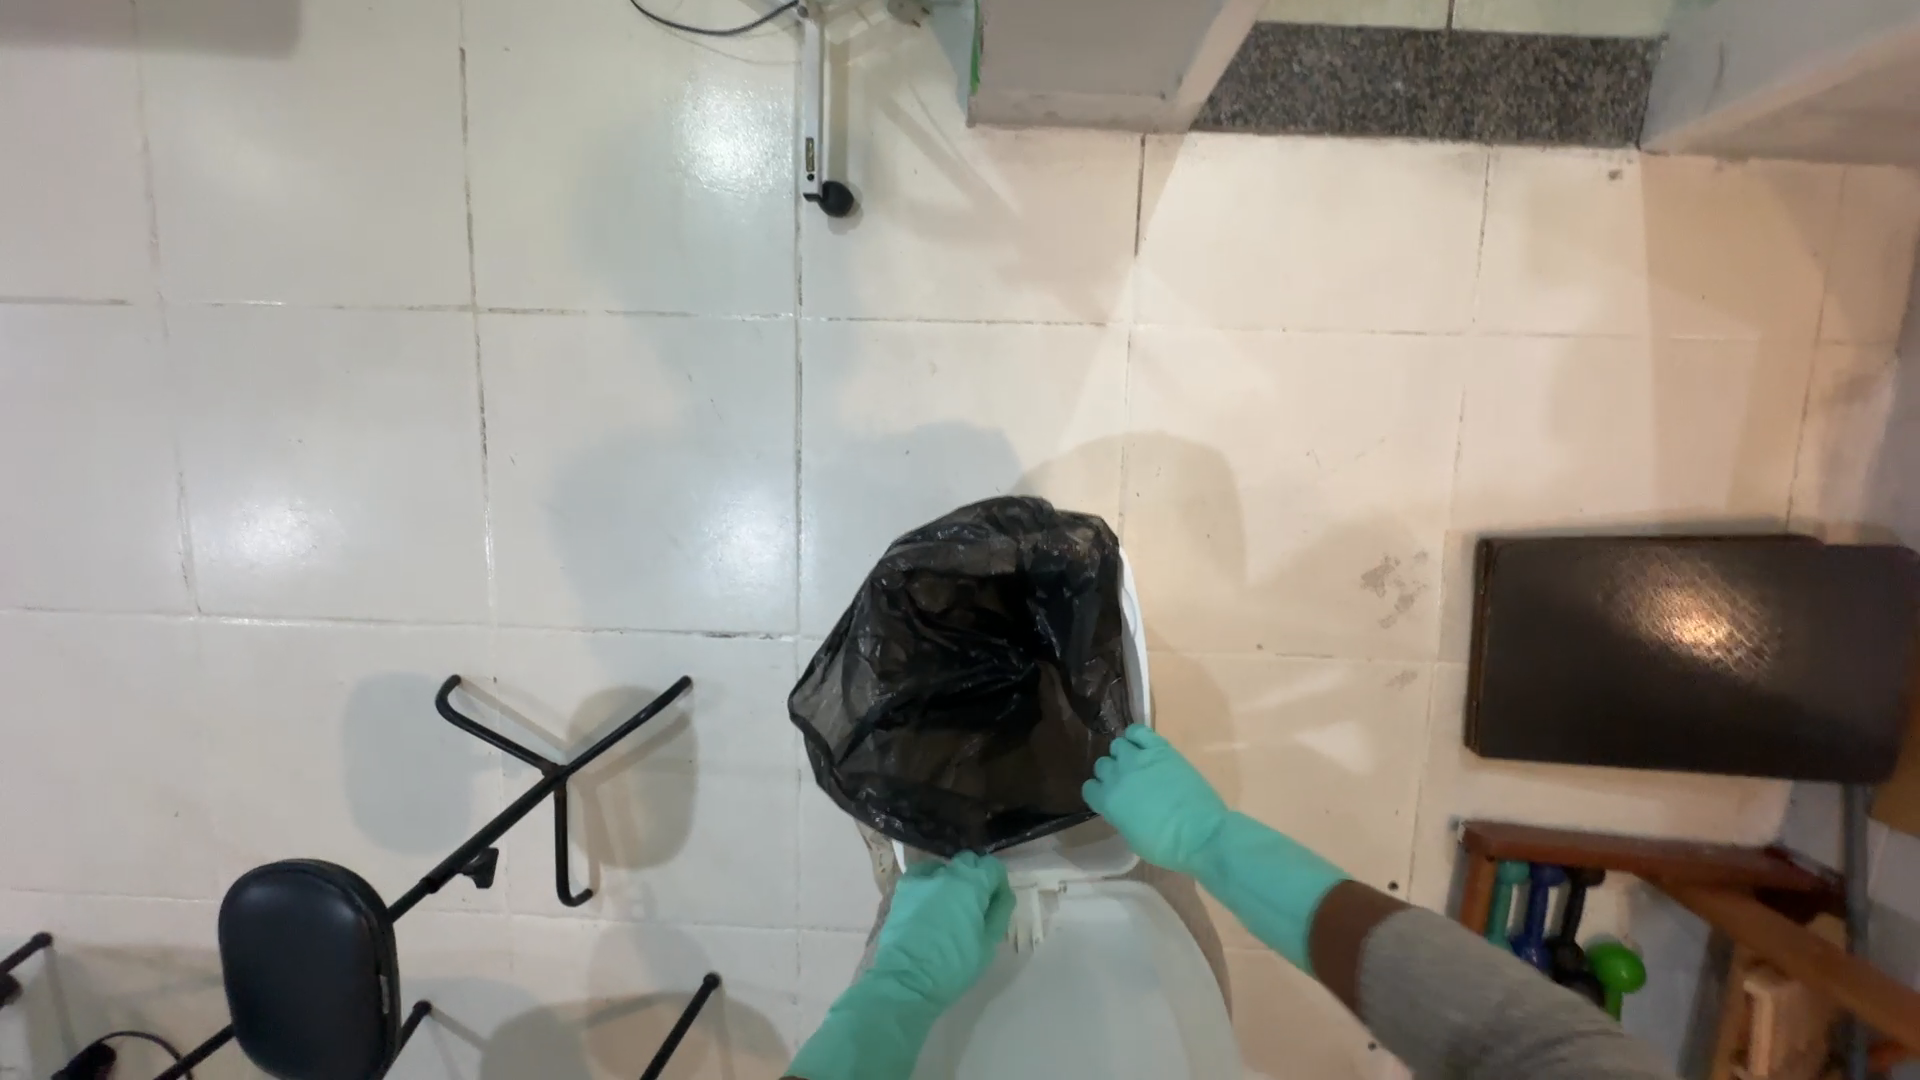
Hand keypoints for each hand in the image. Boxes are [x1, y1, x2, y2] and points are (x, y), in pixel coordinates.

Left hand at [869, 852, 1014, 1010]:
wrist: (907, 979)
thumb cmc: (953, 966)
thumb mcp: (987, 945)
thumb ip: (999, 913)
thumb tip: (1003, 893)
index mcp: (973, 884)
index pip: (993, 866)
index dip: (998, 882)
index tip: (996, 901)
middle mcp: (949, 872)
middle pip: (969, 861)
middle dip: (977, 876)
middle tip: (975, 904)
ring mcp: (924, 877)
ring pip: (946, 867)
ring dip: (953, 880)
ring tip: (951, 905)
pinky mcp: (904, 886)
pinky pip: (923, 874)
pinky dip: (930, 881)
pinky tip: (929, 899)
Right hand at [1082, 725, 1229, 875]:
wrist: (1200, 834)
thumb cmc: (1166, 847)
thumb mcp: (1132, 839)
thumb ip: (1120, 817)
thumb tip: (1122, 807)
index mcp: (1108, 802)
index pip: (1089, 788)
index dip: (1100, 791)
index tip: (1111, 797)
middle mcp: (1117, 776)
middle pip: (1102, 764)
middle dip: (1112, 772)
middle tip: (1128, 781)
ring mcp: (1138, 759)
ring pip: (1117, 745)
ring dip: (1124, 754)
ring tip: (1137, 763)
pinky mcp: (1160, 749)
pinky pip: (1138, 731)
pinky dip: (1137, 736)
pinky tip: (1143, 746)